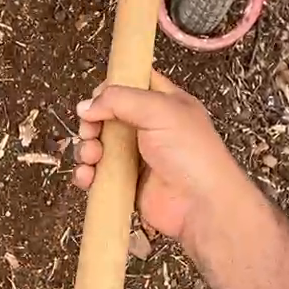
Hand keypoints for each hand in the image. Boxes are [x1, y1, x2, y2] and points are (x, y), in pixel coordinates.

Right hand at [70, 70, 246, 240]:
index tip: (98, 98)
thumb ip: (120, 99)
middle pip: (108, 114)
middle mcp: (150, 128)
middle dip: (93, 121)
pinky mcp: (127, 182)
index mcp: (165, 103)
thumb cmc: (194, 155)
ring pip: (99, 144)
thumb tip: (87, 105)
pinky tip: (88, 176)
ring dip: (88, 148)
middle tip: (91, 130)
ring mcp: (137, 156)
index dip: (111, 87)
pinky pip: (98, 174)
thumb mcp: (159, 110)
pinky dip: (87, 174)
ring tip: (93, 155)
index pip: (133, 83)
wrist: (201, 205)